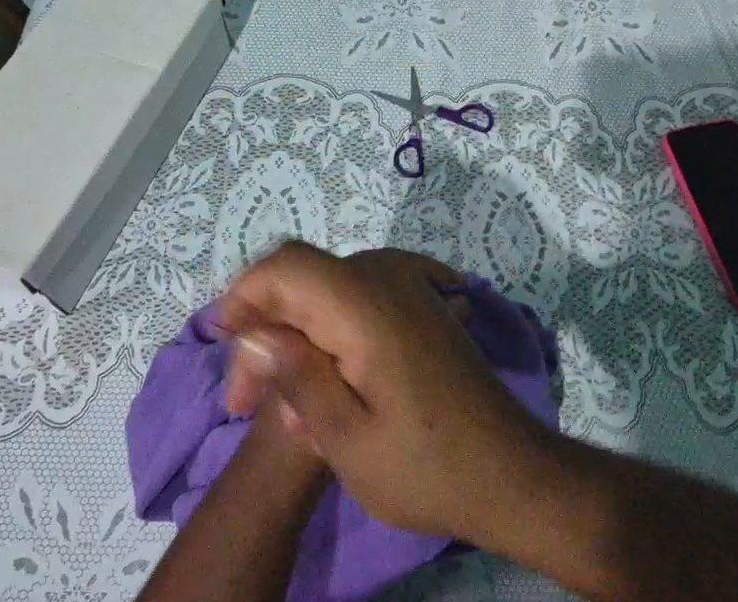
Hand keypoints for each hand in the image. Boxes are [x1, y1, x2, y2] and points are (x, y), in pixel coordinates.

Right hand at [216, 243, 553, 540]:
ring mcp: (413, 287)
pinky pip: (361, 292)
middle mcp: (390, 279)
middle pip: (304, 278)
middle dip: (267, 327)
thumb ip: (297, 375)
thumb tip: (252, 332)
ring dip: (298, 329)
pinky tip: (329, 366)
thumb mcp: (347, 439)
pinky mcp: (425, 304)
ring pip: (329, 284)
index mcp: (367, 306)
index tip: (226, 351)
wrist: (510, 473)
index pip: (287, 265)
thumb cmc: (426, 467)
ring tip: (289, 395)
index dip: (245, 296)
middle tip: (251, 401)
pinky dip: (332, 321)